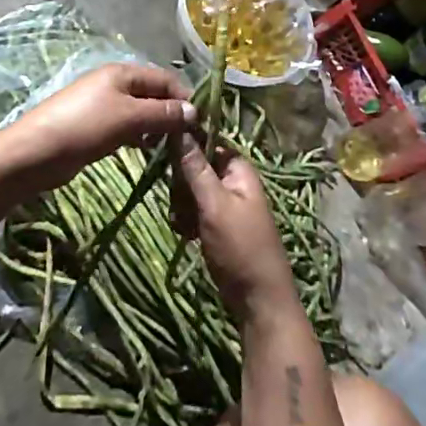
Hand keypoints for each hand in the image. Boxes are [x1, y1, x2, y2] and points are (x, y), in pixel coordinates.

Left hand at [11, 64, 194, 184]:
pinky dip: (139, 134)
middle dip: (172, 113)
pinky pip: (126, 125)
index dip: (184, 98)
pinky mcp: (93, 126)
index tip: (199, 123)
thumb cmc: (84, 128)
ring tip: (166, 146)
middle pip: (154, 94)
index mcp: (123, 72)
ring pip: (141, 111)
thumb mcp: (130, 118)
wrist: (32, 154)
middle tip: (186, 138)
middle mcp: (115, 83)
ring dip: (156, 126)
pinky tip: (144, 149)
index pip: (166, 79)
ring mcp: (103, 104)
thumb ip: (165, 114)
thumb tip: (195, 112)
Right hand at [171, 134, 297, 318]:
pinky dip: (186, 221)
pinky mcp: (216, 222)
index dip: (184, 151)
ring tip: (185, 227)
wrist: (257, 296)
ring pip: (189, 191)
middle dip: (181, 187)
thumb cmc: (240, 246)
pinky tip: (186, 236)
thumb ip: (196, 168)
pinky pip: (192, 211)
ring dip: (181, 207)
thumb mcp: (214, 205)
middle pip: (194, 167)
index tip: (167, 166)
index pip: (205, 142)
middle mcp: (232, 179)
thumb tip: (180, 128)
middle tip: (182, 208)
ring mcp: (224, 202)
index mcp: (238, 167)